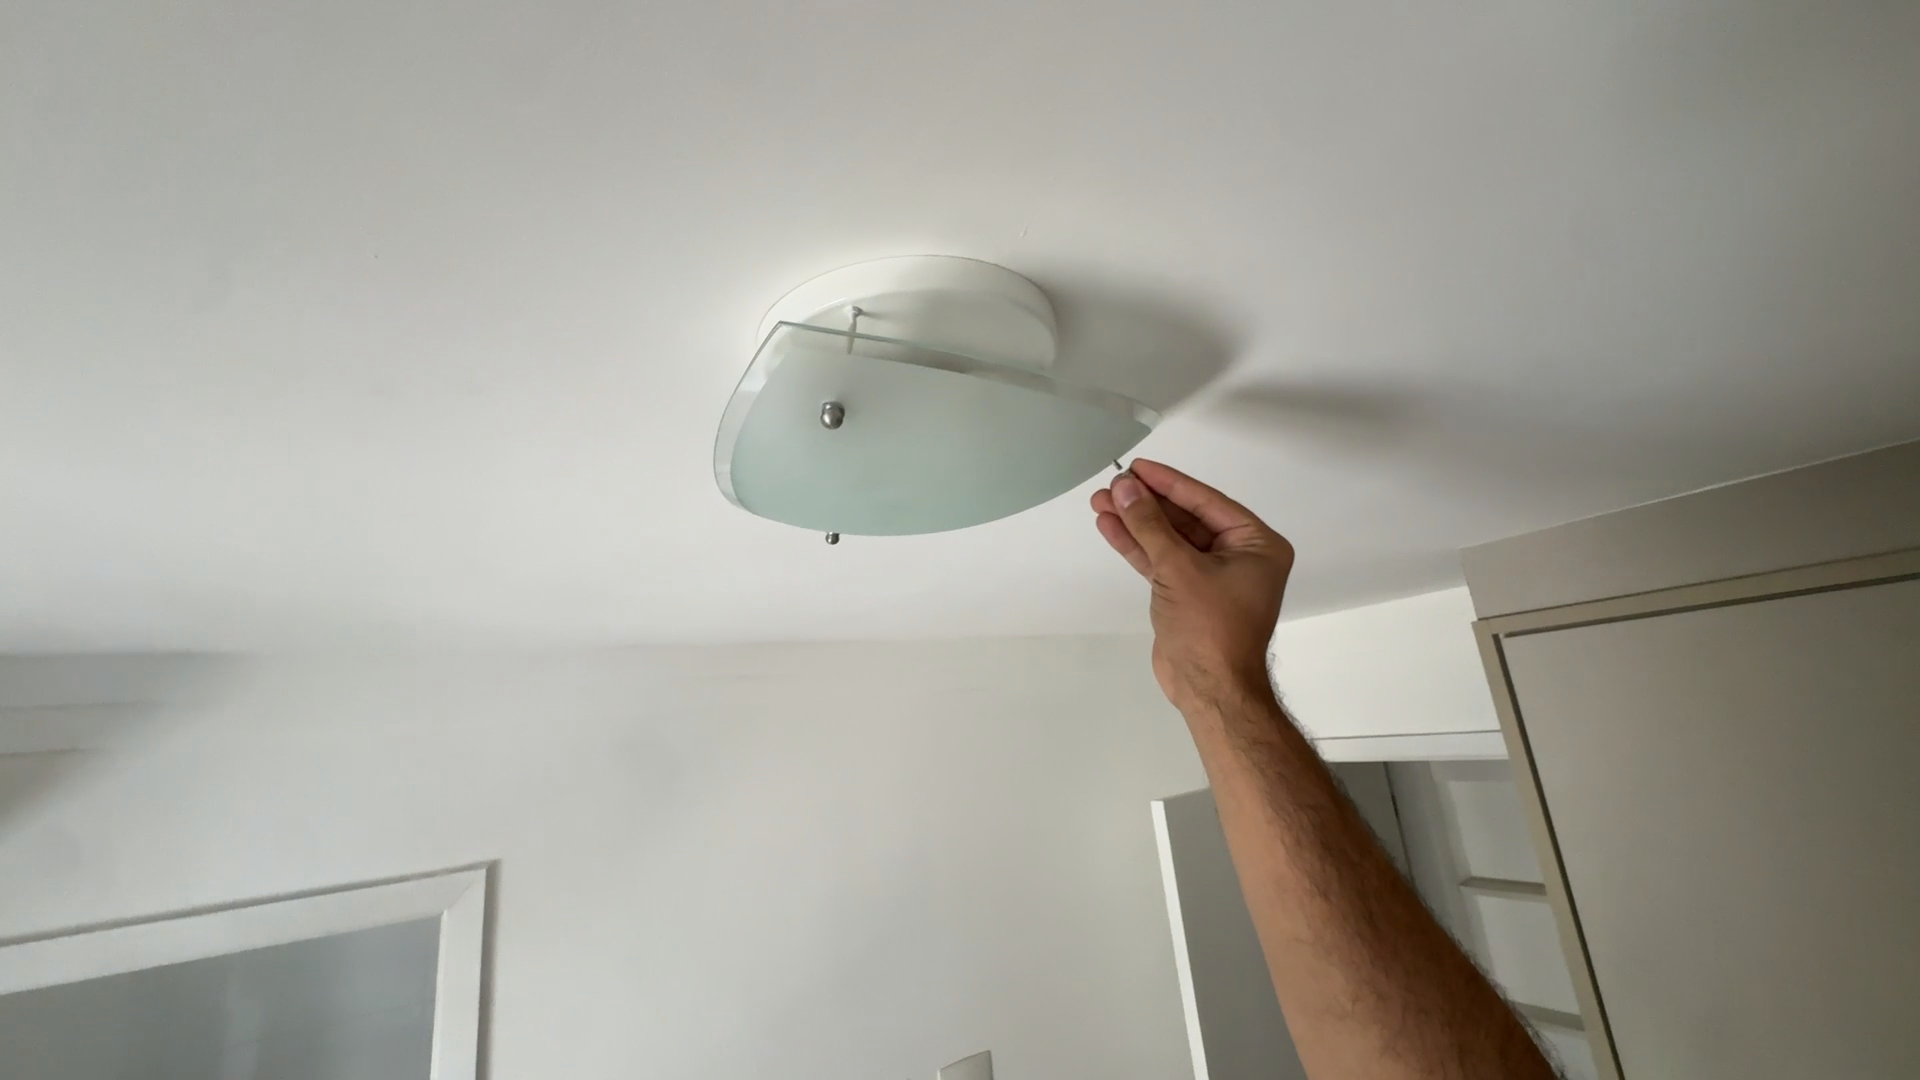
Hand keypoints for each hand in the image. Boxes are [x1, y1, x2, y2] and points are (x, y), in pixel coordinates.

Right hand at [1091, 460, 1294, 710]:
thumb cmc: (1209, 626)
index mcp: (1256, 545)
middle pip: (1185, 518)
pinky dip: (1136, 546)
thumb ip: (1149, 524)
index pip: (1206, 502)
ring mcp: (1211, 576)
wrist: (1208, 689)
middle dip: (1147, 504)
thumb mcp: (1178, 568)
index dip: (1169, 482)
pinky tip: (1110, 526)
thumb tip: (1125, 487)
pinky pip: (1160, 561)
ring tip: (1102, 500)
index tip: (1137, 467)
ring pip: (1169, 540)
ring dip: (1136, 523)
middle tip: (1113, 484)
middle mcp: (1238, 556)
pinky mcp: (1186, 594)